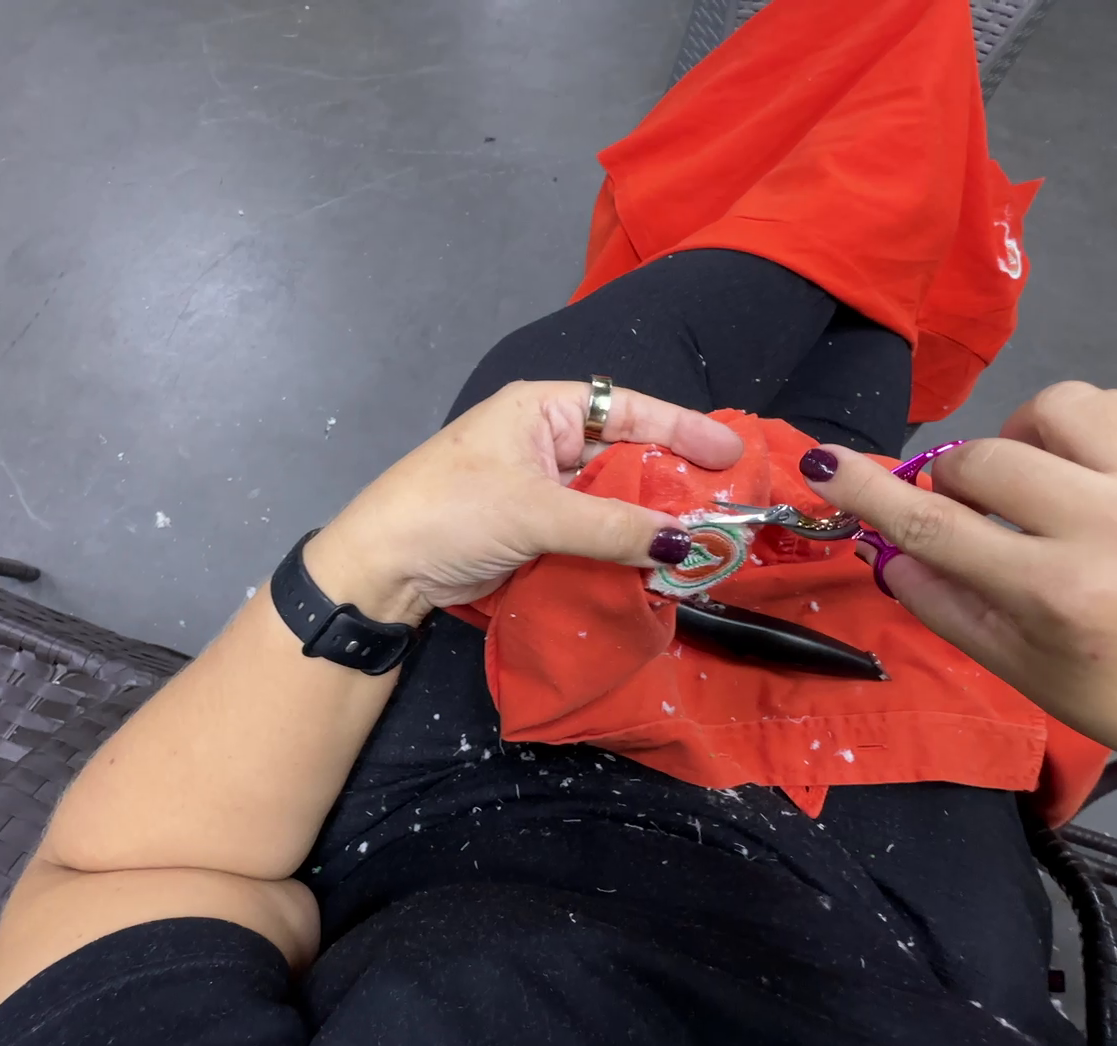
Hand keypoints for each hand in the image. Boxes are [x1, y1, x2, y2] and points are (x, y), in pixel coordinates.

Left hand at [305, 381, 744, 623]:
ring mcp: (540, 487)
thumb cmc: (451, 512)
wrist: (384, 567)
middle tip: (727, 512)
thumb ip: (611, 526)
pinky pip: (591, 532)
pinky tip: (652, 565)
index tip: (733, 453)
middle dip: (672, 484)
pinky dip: (619, 548)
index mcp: (543, 409)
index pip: (628, 408)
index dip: (684, 428)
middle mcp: (546, 441)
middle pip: (625, 456)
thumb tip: (684, 545)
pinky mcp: (534, 528)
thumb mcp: (534, 512)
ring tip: (700, 545)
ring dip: (647, 522)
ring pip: (611, 500)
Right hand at [803, 381, 1116, 812]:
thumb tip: (884, 549)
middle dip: (949, 481)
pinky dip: (1077, 432)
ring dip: (1017, 441)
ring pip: (1057, 406)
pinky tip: (1085, 476)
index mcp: (1064, 594)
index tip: (822, 464)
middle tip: (965, 513)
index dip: (866, 491)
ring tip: (1033, 485)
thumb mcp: (1023, 671)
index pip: (933, 525)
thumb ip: (941, 603)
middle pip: (983, 457)